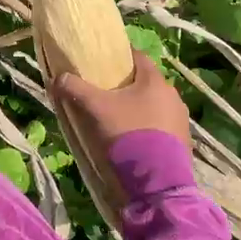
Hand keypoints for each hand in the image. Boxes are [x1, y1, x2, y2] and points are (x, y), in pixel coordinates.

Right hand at [52, 49, 189, 155]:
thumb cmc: (128, 134)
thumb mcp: (95, 108)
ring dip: (137, 104)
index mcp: (155, 81)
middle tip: (104, 87)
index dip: (118, 54)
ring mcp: (180, 121)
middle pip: (145, 80)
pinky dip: (145, 123)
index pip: (137, 56)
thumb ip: (75, 88)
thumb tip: (57, 77)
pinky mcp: (183, 142)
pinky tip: (131, 133)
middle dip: (126, 82)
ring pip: (153, 103)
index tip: (102, 59)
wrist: (158, 185)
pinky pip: (160, 123)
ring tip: (115, 112)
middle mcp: (173, 97)